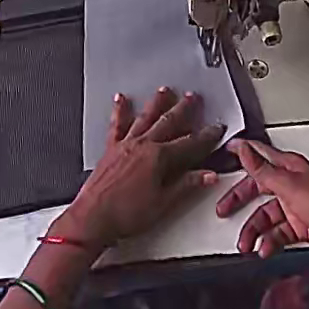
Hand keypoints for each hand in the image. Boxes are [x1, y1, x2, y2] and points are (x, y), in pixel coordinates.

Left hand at [51, 88, 226, 249]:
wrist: (92, 218)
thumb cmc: (125, 214)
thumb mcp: (163, 203)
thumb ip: (187, 185)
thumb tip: (207, 176)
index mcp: (159, 158)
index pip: (190, 143)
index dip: (206, 136)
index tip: (215, 129)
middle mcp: (143, 145)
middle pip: (169, 122)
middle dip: (184, 109)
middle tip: (193, 98)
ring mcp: (126, 144)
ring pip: (145, 117)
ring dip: (157, 103)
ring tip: (165, 91)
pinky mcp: (111, 149)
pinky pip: (116, 124)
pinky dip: (119, 111)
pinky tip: (120, 100)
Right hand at [216, 139, 308, 264]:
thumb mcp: (289, 185)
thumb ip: (263, 169)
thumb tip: (244, 148)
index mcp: (290, 167)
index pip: (261, 154)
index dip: (244, 151)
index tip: (229, 148)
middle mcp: (293, 183)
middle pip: (259, 187)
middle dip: (240, 198)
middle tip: (224, 209)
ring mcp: (298, 205)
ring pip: (267, 214)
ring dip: (254, 229)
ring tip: (246, 243)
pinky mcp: (303, 226)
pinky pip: (279, 232)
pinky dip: (270, 241)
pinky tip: (265, 249)